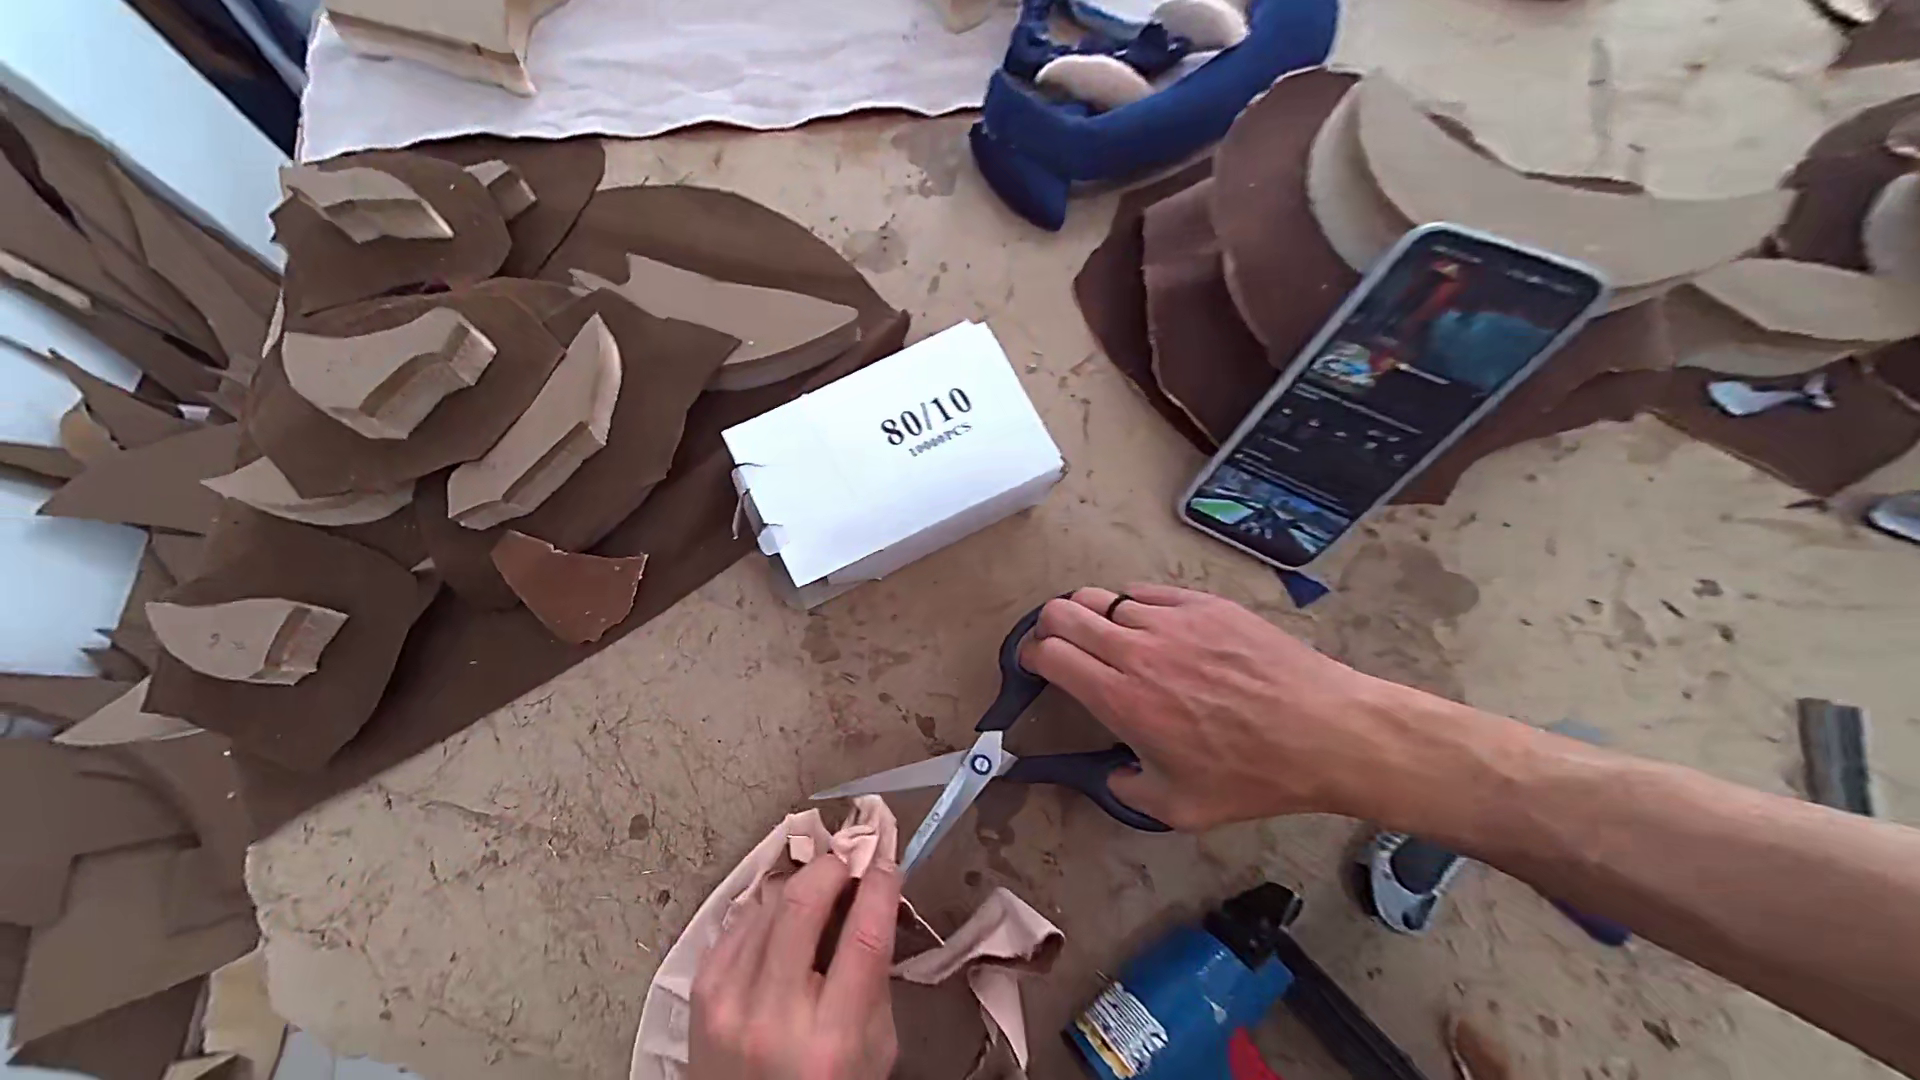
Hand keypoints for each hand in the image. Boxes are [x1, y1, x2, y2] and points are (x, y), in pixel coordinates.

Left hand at [688, 856, 900, 1079]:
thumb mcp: (875, 1044)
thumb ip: (875, 970)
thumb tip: (873, 890)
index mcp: (831, 1042)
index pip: (863, 938)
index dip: (879, 887)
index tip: (887, 862)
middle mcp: (773, 1019)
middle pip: (803, 905)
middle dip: (832, 868)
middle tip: (848, 863)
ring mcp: (728, 1003)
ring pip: (770, 903)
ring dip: (802, 885)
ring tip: (819, 892)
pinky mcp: (702, 993)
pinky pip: (742, 920)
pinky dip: (770, 909)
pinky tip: (784, 924)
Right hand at [1018, 584, 1427, 829]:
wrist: (1326, 731)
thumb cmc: (1252, 774)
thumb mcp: (1178, 807)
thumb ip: (1125, 788)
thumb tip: (1109, 769)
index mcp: (1123, 699)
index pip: (1049, 652)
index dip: (1030, 654)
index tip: (1035, 664)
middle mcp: (1137, 650)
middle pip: (1063, 610)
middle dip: (1047, 626)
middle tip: (1059, 644)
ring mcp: (1171, 619)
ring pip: (1104, 598)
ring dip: (1094, 619)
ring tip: (1112, 640)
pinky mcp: (1202, 602)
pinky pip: (1146, 592)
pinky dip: (1134, 608)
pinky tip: (1153, 629)